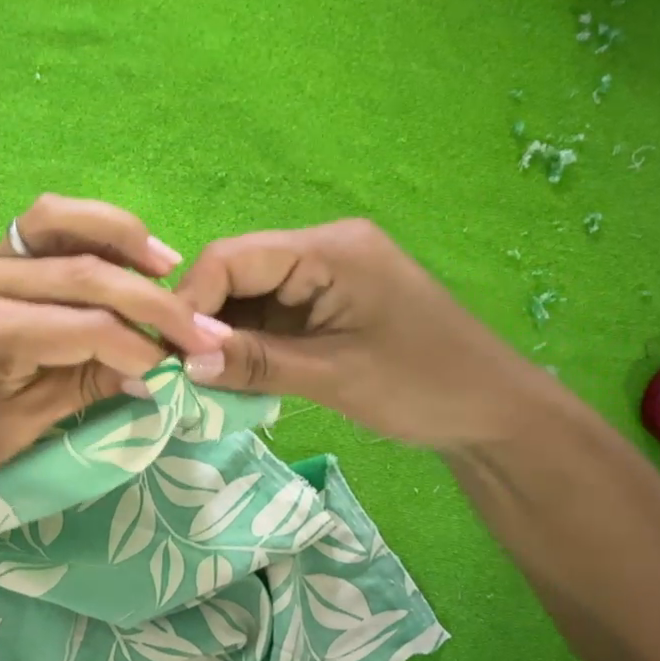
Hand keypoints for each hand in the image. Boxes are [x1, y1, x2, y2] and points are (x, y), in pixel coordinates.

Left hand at [0, 195, 229, 482]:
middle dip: (151, 300)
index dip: (144, 344)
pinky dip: (89, 233)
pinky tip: (125, 256)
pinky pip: (43, 228)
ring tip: (167, 268)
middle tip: (197, 327)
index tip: (183, 364)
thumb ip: (91, 385)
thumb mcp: (28, 426)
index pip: (88, 325)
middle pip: (86, 272)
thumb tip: (158, 370)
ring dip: (122, 238)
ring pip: (61, 221)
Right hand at [176, 220, 561, 448]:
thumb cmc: (422, 386)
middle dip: (201, 323)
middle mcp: (322, 251)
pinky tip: (229, 378)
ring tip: (195, 382)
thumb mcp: (332, 376)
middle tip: (173, 375)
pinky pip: (268, 320)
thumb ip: (254, 363)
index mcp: (330, 249)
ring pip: (246, 300)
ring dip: (220, 340)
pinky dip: (245, 348)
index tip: (167, 357)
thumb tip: (182, 362)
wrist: (492, 411)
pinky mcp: (325, 307)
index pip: (231, 258)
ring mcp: (324, 279)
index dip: (190, 303)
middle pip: (234, 275)